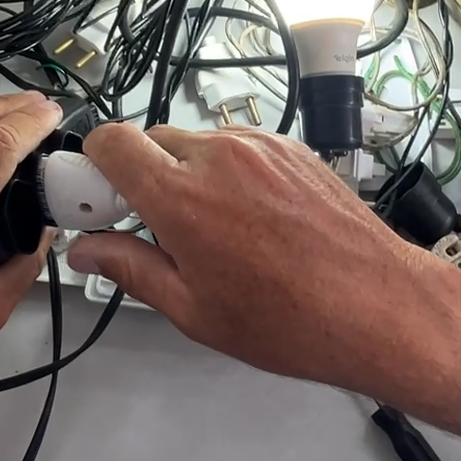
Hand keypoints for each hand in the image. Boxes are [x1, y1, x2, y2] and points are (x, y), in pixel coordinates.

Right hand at [65, 124, 452, 397]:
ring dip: (191, 172)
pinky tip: (256, 215)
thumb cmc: (282, 320)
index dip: (96, 160)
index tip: (102, 195)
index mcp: (181, 195)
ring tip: (220, 226)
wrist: (377, 302)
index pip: (112, 140)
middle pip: (154, 140)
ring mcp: (260, 144)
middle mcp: (217, 154)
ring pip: (199, 141)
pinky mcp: (293, 146)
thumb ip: (130, 268)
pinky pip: (241, 145)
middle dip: (145, 174)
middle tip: (161, 224)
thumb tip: (83, 251)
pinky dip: (231, 169)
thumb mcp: (193, 309)